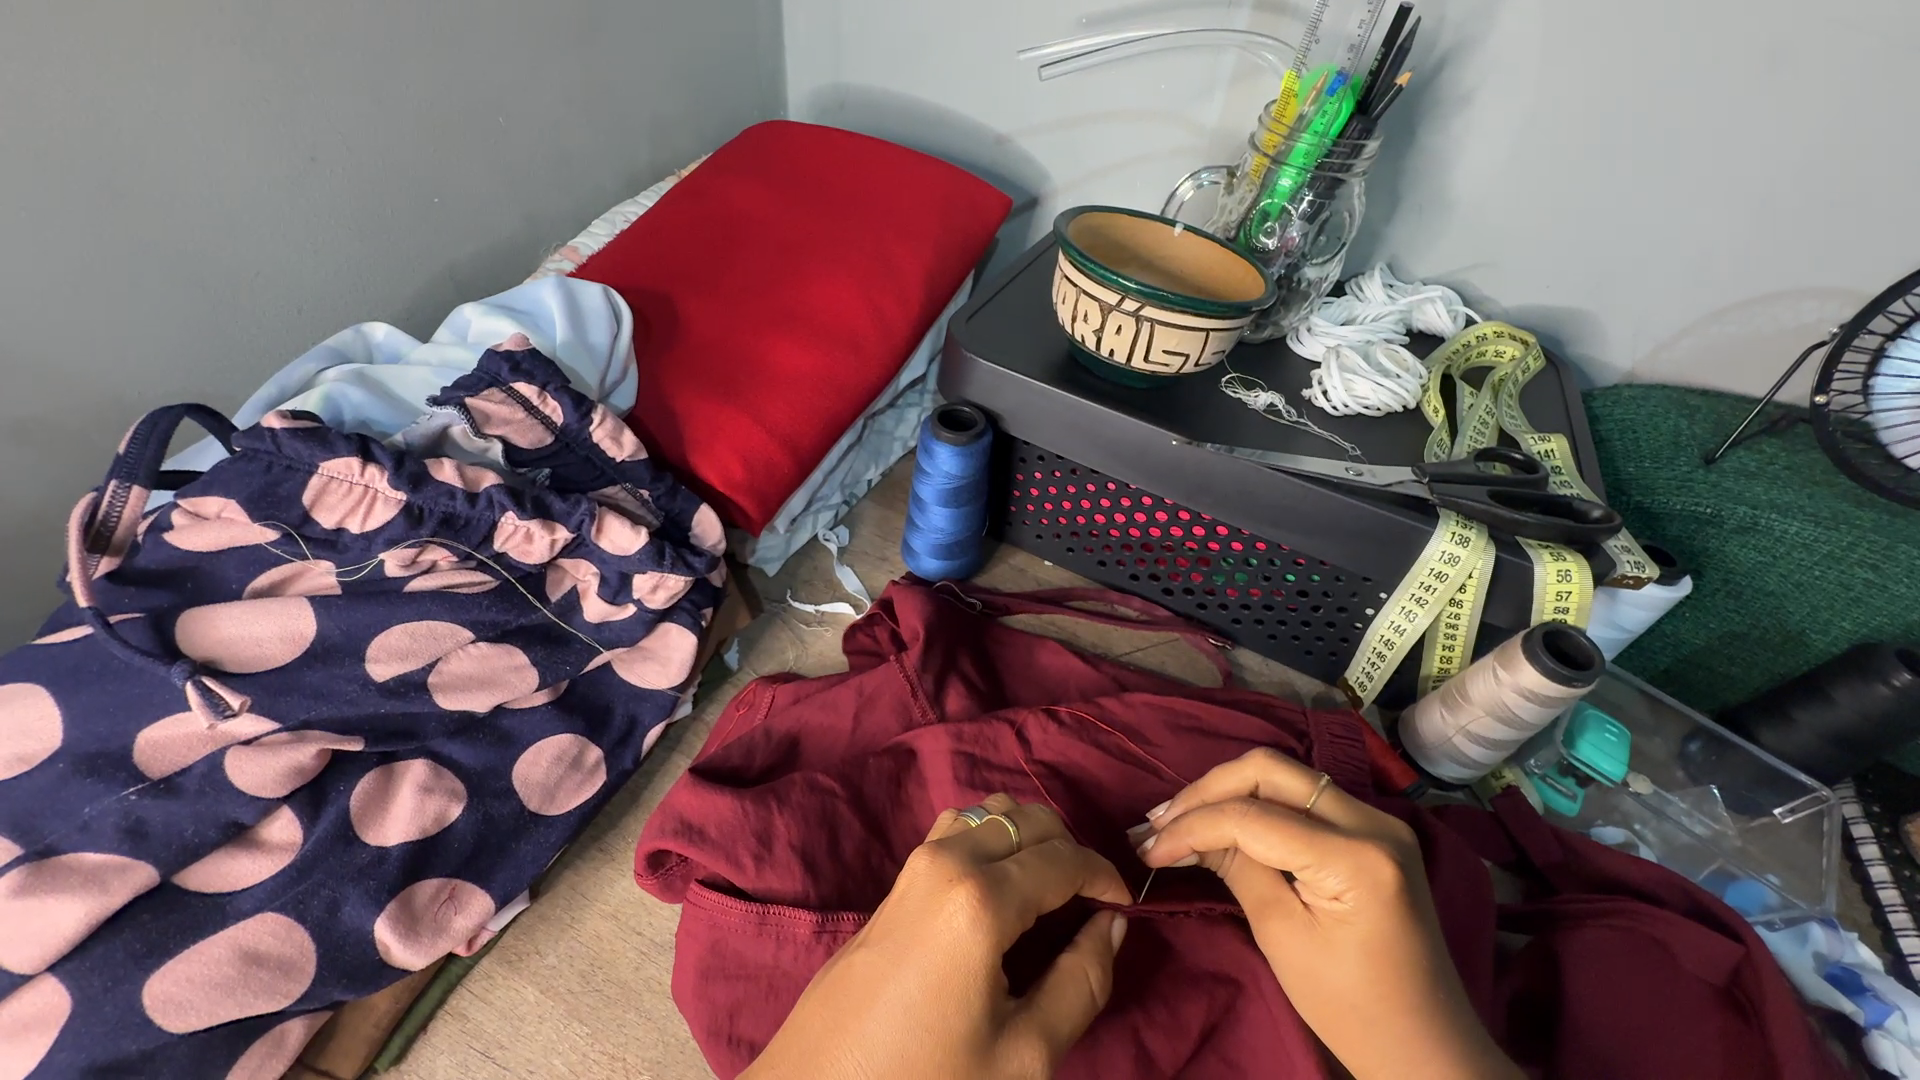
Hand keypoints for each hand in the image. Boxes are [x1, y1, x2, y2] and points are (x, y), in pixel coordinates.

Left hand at [744, 794, 1132, 1079]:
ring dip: (1030, 837)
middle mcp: (947, 859)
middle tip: (1091, 903)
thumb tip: (1112, 925)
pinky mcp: (897, 877)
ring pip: (991, 813)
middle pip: (1029, 819)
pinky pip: (958, 829)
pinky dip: (993, 839)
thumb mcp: (1023, 1055)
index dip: (1105, 876)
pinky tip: (1002, 886)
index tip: (1126, 906)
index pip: (1064, 858)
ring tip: (1050, 891)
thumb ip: (1081, 982)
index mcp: (980, 898)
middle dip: (1070, 850)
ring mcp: (916, 862)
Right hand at [1132, 749, 1519, 1079]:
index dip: (1192, 826)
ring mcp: (1377, 820)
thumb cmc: (1352, 1009)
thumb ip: (1236, 869)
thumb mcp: (1282, 938)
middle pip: (1268, 769)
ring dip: (1227, 791)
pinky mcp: (1372, 829)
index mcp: (1355, 857)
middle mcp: (1372, 821)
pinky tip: (1223, 821)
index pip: (1251, 816)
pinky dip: (1256, 802)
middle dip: (1207, 791)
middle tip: (1161, 822)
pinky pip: (1301, 795)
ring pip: (1283, 774)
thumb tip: (1182, 835)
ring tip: (1180, 819)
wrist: (1428, 1047)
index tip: (1148, 847)